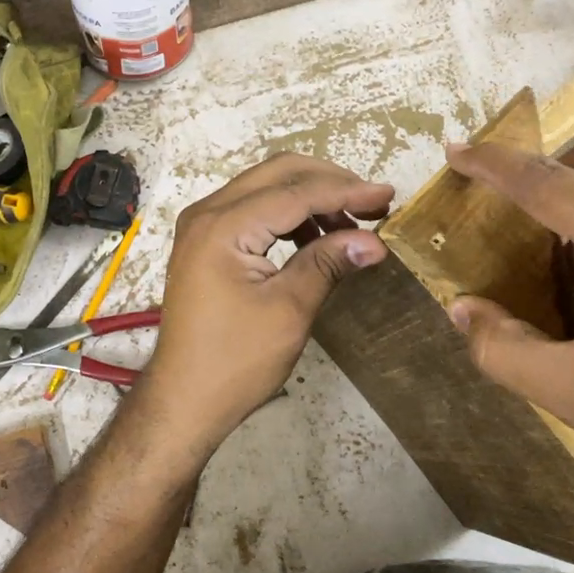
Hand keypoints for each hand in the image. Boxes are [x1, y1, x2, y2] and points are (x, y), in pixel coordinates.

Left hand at [136, 154, 393, 459]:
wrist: (184, 397)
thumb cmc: (236, 360)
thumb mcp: (289, 310)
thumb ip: (327, 263)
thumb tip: (374, 240)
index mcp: (223, 226)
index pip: (294, 193)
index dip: (345, 190)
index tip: (389, 194)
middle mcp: (206, 213)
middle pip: (276, 175)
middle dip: (327, 183)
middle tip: (372, 204)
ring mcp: (201, 226)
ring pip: (263, 188)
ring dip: (308, 197)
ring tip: (351, 225)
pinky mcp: (205, 242)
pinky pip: (251, 209)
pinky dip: (286, 214)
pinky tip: (316, 237)